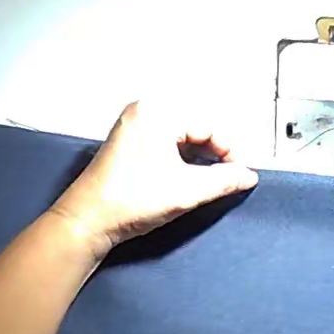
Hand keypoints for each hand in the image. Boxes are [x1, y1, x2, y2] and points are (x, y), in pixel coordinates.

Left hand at [48, 102, 259, 259]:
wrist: (87, 221)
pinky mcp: (126, 144)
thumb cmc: (128, 200)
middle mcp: (142, 112)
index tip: (239, 174)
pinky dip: (179, 161)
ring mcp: (132, 127)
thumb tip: (247, 176)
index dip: (229, 152)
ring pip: (180, 138)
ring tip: (206, 183)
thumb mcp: (187, 191)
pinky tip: (184, 181)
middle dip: (213, 154)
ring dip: (196, 160)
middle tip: (226, 179)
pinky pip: (163, 145)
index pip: (208, 126)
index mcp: (156, 112)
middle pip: (194, 129)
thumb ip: (223, 181)